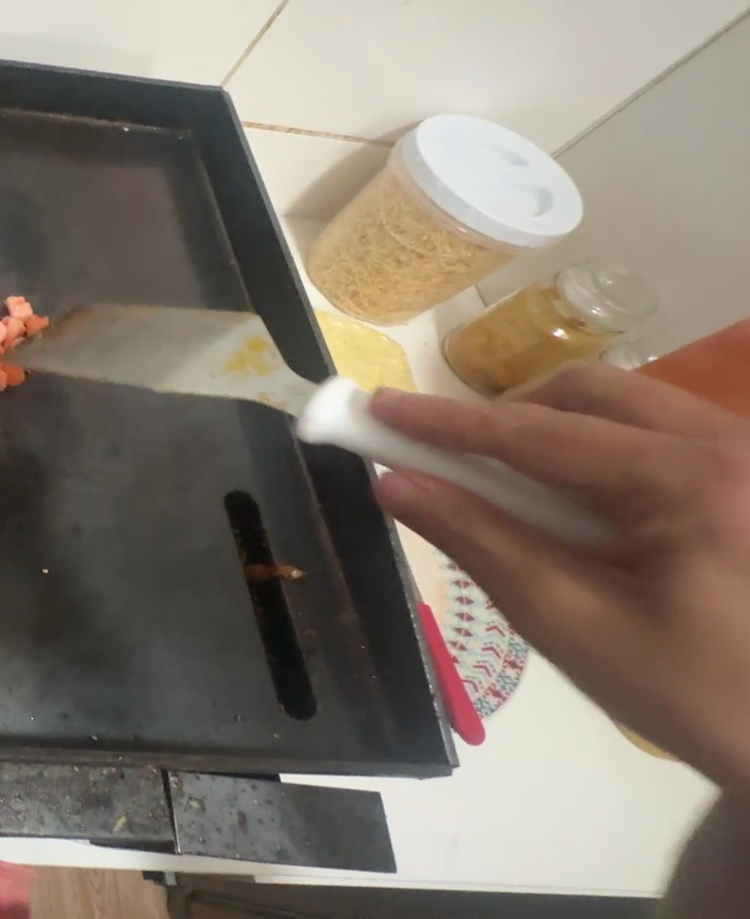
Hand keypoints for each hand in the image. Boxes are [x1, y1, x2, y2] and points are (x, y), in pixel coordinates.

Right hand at [368, 364, 749, 796]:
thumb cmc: (698, 692)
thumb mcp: (565, 618)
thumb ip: (475, 537)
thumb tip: (390, 481)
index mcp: (694, 483)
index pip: (533, 434)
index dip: (442, 420)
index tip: (373, 406)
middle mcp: (739, 449)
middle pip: (588, 395)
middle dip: (506, 417)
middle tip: (452, 461)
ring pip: (625, 407)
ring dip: (552, 431)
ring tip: (521, 493)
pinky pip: (660, 433)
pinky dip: (598, 448)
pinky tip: (586, 505)